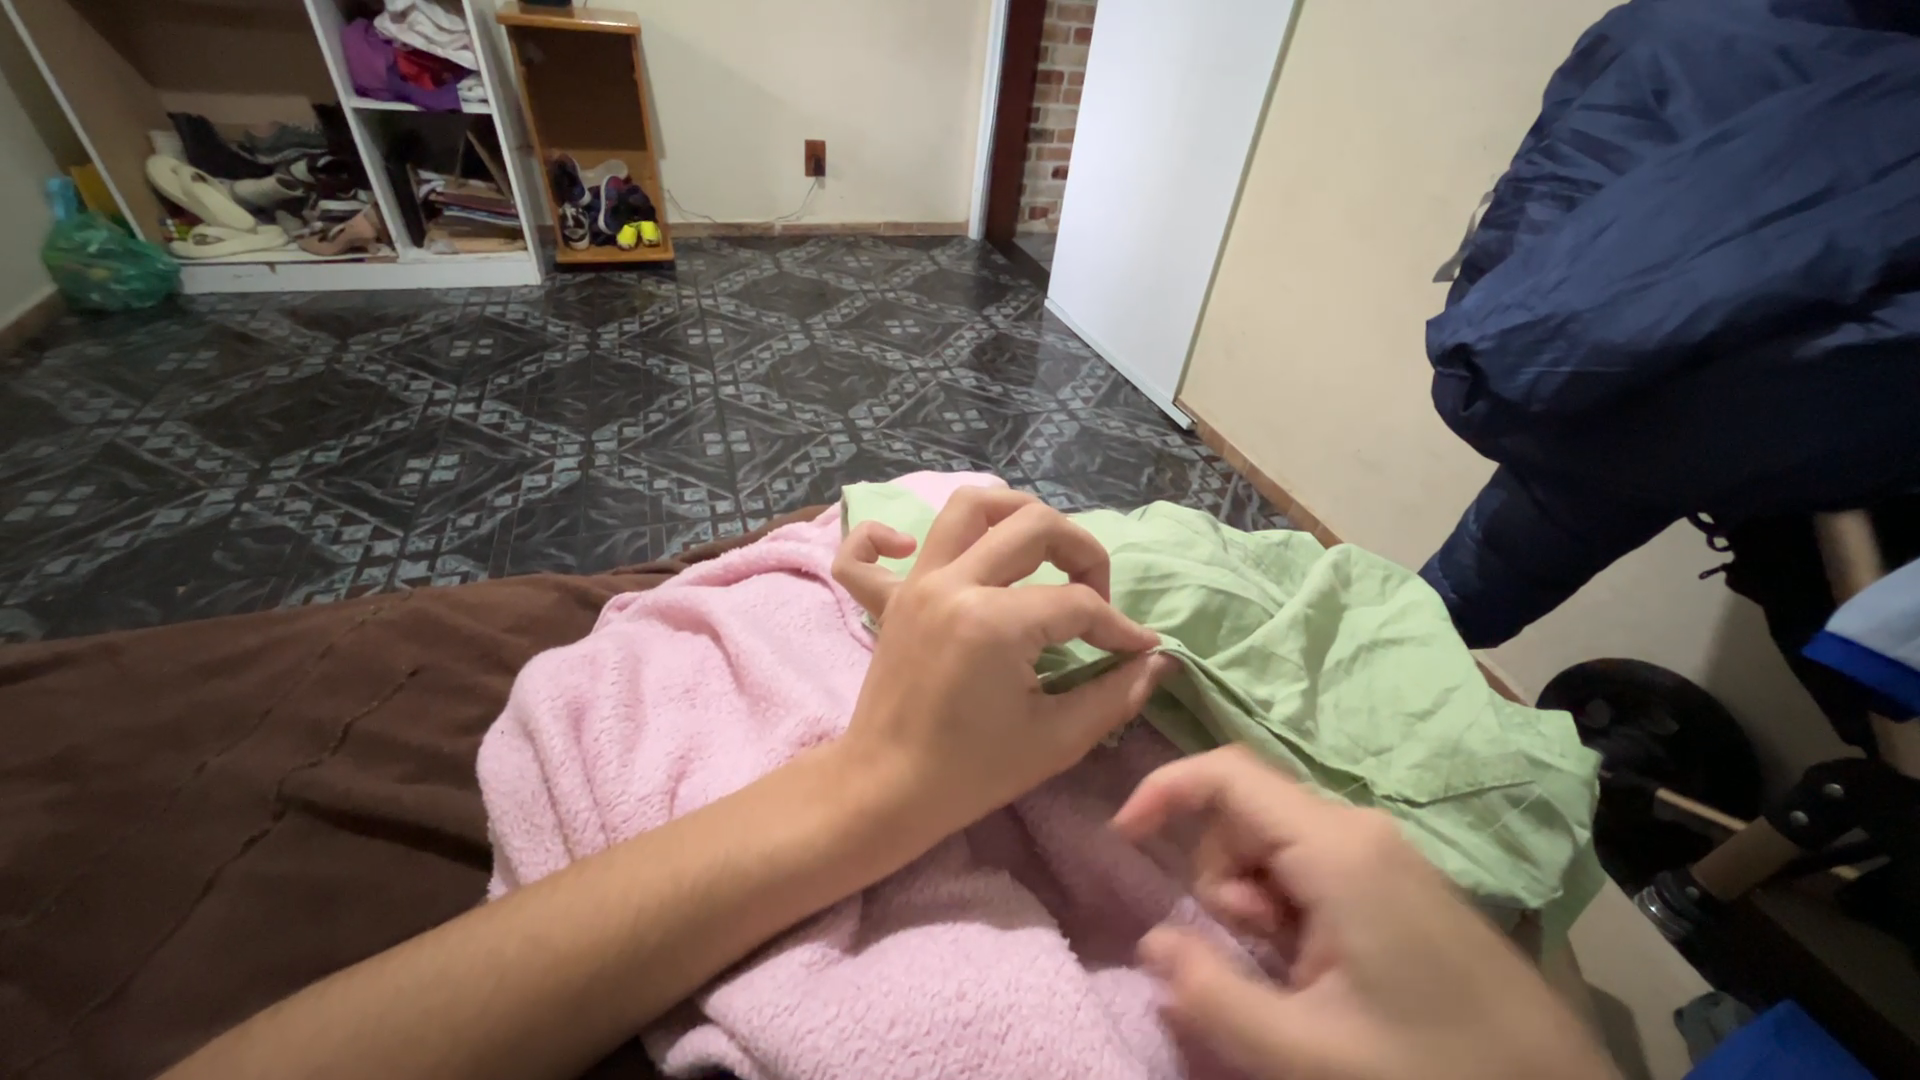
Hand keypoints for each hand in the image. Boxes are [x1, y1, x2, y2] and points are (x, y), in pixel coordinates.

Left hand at [833, 487, 1175, 840]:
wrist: (887, 792)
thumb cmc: (973, 773)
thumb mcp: (1057, 740)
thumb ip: (1115, 694)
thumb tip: (1155, 660)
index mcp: (996, 622)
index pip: (1079, 603)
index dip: (1120, 627)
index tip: (1140, 649)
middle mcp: (953, 585)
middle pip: (1034, 525)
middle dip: (1083, 551)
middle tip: (1095, 596)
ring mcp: (915, 586)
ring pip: (966, 507)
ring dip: (1013, 513)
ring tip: (1040, 547)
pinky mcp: (889, 600)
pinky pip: (866, 552)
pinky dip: (887, 538)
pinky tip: (914, 547)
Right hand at [1114, 747, 1618, 1079]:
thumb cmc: (1432, 1074)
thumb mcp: (1305, 1054)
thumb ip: (1210, 995)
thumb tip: (1151, 942)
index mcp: (1336, 848)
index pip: (1226, 774)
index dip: (1162, 789)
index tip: (1123, 839)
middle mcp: (1358, 829)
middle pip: (1244, 815)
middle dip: (1222, 878)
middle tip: (1256, 955)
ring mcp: (1382, 851)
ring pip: (1273, 846)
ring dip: (1256, 903)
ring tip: (1297, 976)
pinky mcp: (1396, 879)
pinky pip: (1310, 870)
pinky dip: (1289, 912)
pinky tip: (1324, 972)